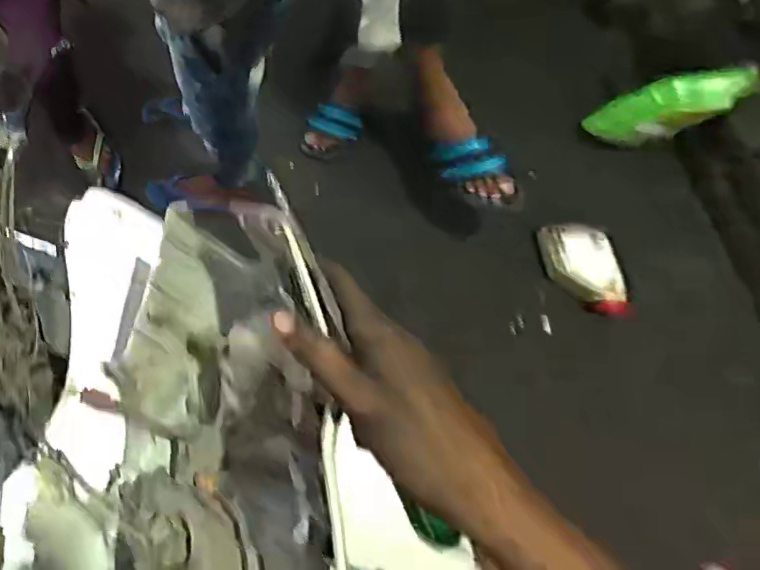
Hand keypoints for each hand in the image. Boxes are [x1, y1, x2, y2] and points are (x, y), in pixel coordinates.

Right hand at [275, 266, 532, 539]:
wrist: (490, 501)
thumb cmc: (419, 443)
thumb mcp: (358, 399)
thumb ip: (318, 355)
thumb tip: (275, 312)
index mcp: (383, 333)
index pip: (341, 282)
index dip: (309, 266)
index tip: (274, 258)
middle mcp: (398, 340)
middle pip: (346, 311)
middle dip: (309, 309)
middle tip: (268, 312)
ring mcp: (412, 366)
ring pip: (357, 341)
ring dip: (327, 342)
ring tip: (290, 351)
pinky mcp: (418, 390)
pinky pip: (371, 364)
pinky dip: (346, 366)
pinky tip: (331, 390)